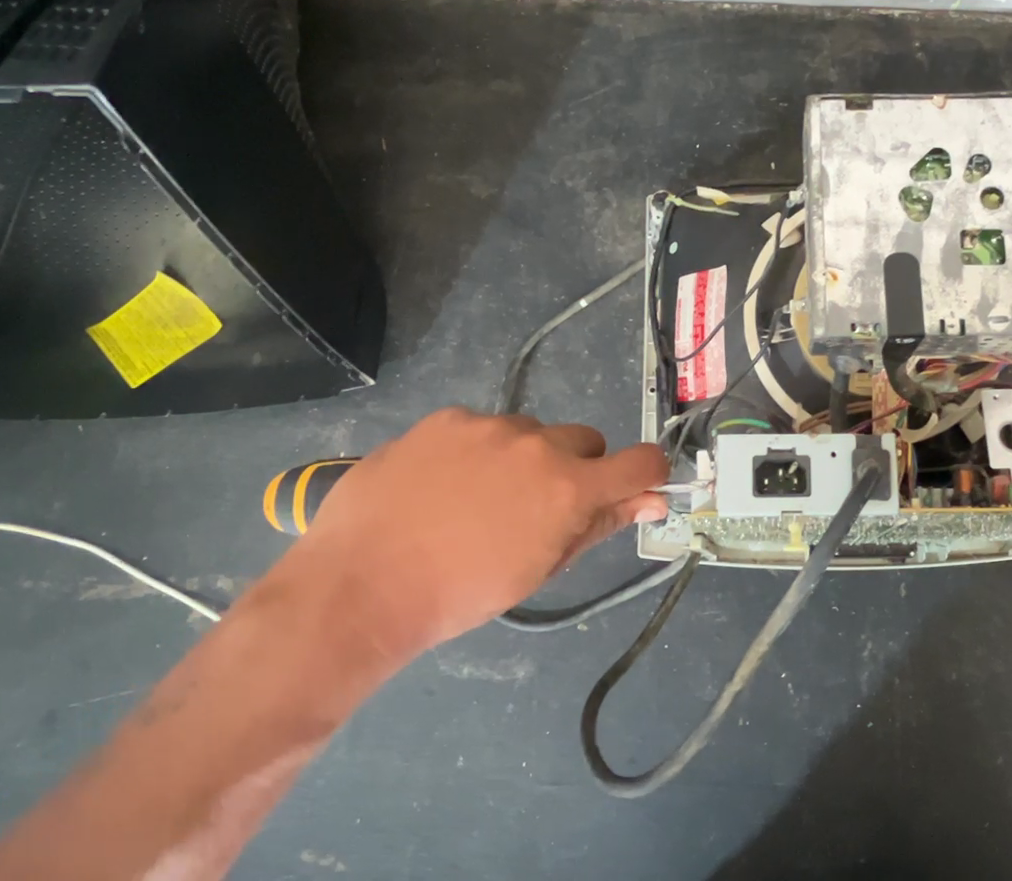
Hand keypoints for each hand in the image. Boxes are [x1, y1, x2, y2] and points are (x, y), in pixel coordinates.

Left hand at [283, 410, 668, 653]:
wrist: (360, 585)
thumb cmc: (460, 593)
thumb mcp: (540, 567)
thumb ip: (598, 525)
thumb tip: (651, 501)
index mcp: (568, 486)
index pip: (641, 461)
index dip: (647, 474)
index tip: (636, 490)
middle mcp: (536, 443)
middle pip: (584, 441)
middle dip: (576, 470)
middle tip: (539, 508)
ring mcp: (486, 425)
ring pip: (530, 433)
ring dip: (524, 458)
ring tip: (478, 498)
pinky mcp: (444, 419)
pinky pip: (482, 427)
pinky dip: (478, 450)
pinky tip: (443, 484)